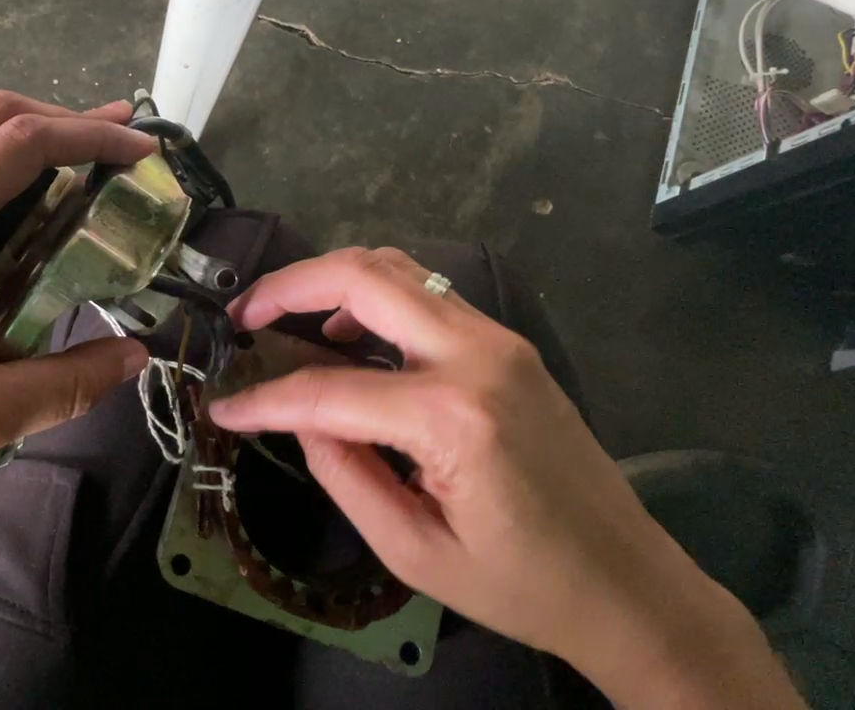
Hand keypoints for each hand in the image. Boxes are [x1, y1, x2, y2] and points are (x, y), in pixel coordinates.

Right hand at [209, 248, 802, 707]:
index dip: (264, 398)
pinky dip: (370, 295)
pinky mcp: (506, 342)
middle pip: (362, 276)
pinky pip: (423, 292)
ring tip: (284, 317)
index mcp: (452, 417)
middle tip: (243, 316)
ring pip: (394, 267)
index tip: (221, 404)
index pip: (328, 390)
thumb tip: (297, 416)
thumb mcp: (411, 549)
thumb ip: (341, 471)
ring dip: (328, 280)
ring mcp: (498, 339)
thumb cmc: (523, 586)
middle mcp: (477, 355)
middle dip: (287, 286)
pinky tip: (346, 334)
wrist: (633, 588)